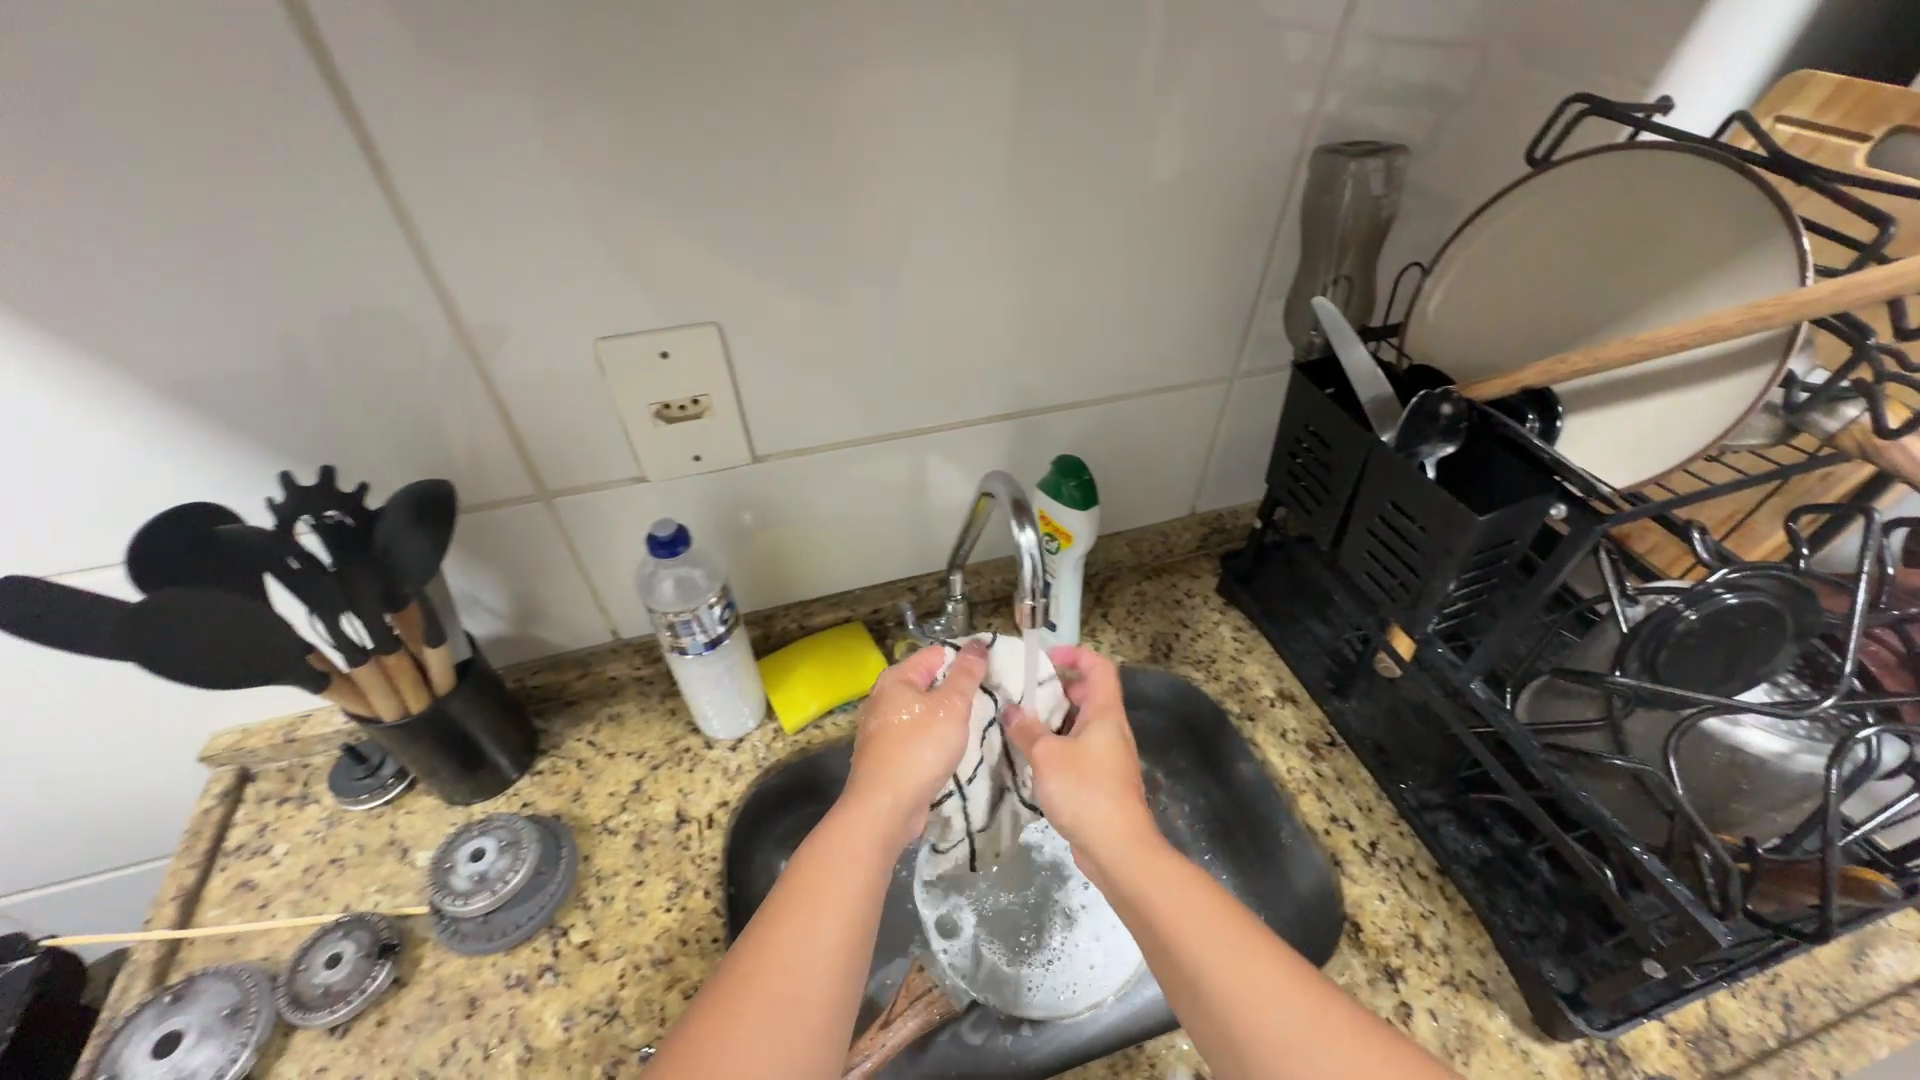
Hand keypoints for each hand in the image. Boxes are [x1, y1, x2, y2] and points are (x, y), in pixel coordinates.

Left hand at [840, 640, 988, 847]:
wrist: (885, 807)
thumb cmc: (919, 749)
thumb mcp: (951, 707)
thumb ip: (966, 674)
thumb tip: (978, 643)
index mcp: (896, 678)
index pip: (936, 654)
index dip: (964, 660)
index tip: (991, 676)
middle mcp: (884, 698)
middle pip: (928, 683)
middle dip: (956, 691)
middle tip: (986, 704)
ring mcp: (882, 728)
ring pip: (923, 712)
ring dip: (946, 718)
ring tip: (973, 728)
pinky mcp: (886, 754)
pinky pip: (916, 736)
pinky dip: (933, 739)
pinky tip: (950, 751)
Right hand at [1005, 646, 1160, 876]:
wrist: (1118, 847)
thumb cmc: (1085, 791)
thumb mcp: (1046, 756)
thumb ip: (1026, 730)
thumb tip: (1011, 710)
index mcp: (1105, 713)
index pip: (1099, 667)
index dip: (1075, 654)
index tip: (1047, 657)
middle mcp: (1111, 730)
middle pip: (1089, 695)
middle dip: (1057, 690)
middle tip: (1027, 695)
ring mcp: (1108, 757)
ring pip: (1080, 726)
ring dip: (1053, 722)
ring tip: (1021, 726)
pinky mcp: (1101, 781)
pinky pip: (1078, 751)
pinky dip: (1057, 748)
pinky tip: (1032, 760)